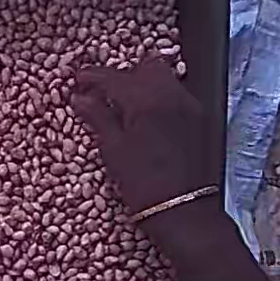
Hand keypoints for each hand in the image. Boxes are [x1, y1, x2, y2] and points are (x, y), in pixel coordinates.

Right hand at [72, 60, 229, 256]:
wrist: (184, 212)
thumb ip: (98, 118)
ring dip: (142, 84)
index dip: (93, 77)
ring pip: (163, 78)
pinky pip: (176, 94)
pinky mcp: (200, 119)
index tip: (79, 79)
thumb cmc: (143, 184)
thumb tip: (80, 97)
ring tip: (124, 105)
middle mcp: (172, 95)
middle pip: (143, 68)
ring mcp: (190, 105)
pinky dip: (158, 96)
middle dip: (121, 76)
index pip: (114, 78)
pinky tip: (146, 116)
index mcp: (146, 100)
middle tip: (101, 93)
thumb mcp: (113, 150)